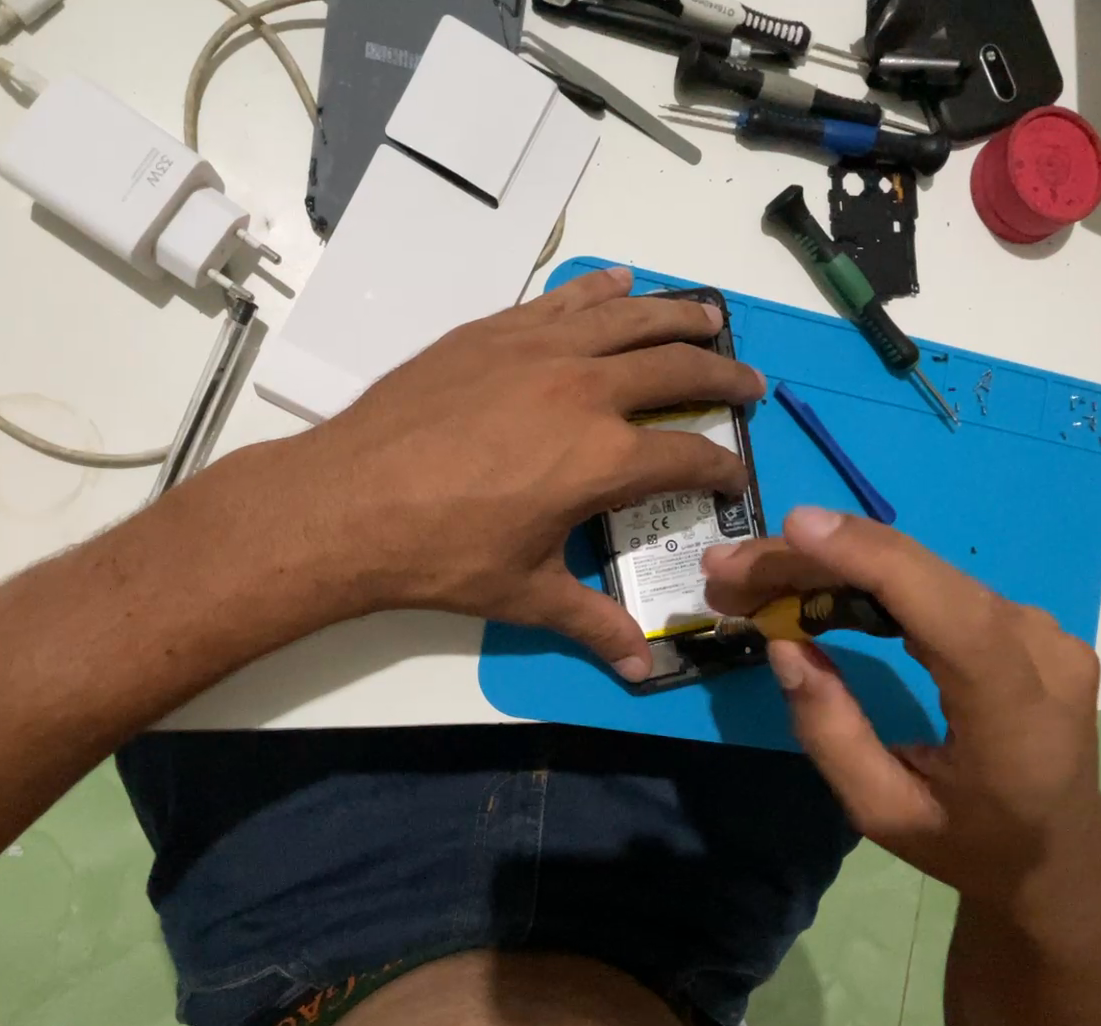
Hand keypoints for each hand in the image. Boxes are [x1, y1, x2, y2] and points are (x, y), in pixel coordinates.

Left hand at [265, 267, 764, 679]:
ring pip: (627, 319)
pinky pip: (562, 301)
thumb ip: (593, 623)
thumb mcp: (526, 595)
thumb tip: (640, 670)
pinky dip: (599, 290)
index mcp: (603, 459)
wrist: (350, 503)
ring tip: (708, 319)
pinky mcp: (493, 333)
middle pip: (676, 370)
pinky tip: (619, 282)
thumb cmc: (443, 554)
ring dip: (677, 316)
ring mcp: (538, 352)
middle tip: (750, 382)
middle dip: (723, 377)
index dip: (722, 468)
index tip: (736, 475)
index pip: (688, 457)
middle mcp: (585, 390)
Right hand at [702, 507, 1100, 939]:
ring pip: (916, 570)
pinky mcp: (1016, 619)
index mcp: (1017, 713)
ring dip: (826, 565)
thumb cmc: (969, 843)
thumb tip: (785, 644)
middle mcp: (1038, 650)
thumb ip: (831, 732)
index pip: (949, 613)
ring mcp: (1035, 627)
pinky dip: (859, 576)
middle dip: (812, 561)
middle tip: (724, 571)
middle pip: (917, 576)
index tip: (794, 528)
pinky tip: (807, 583)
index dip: (871, 560)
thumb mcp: (882, 810)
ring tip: (751, 579)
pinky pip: (927, 582)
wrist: (1058, 849)